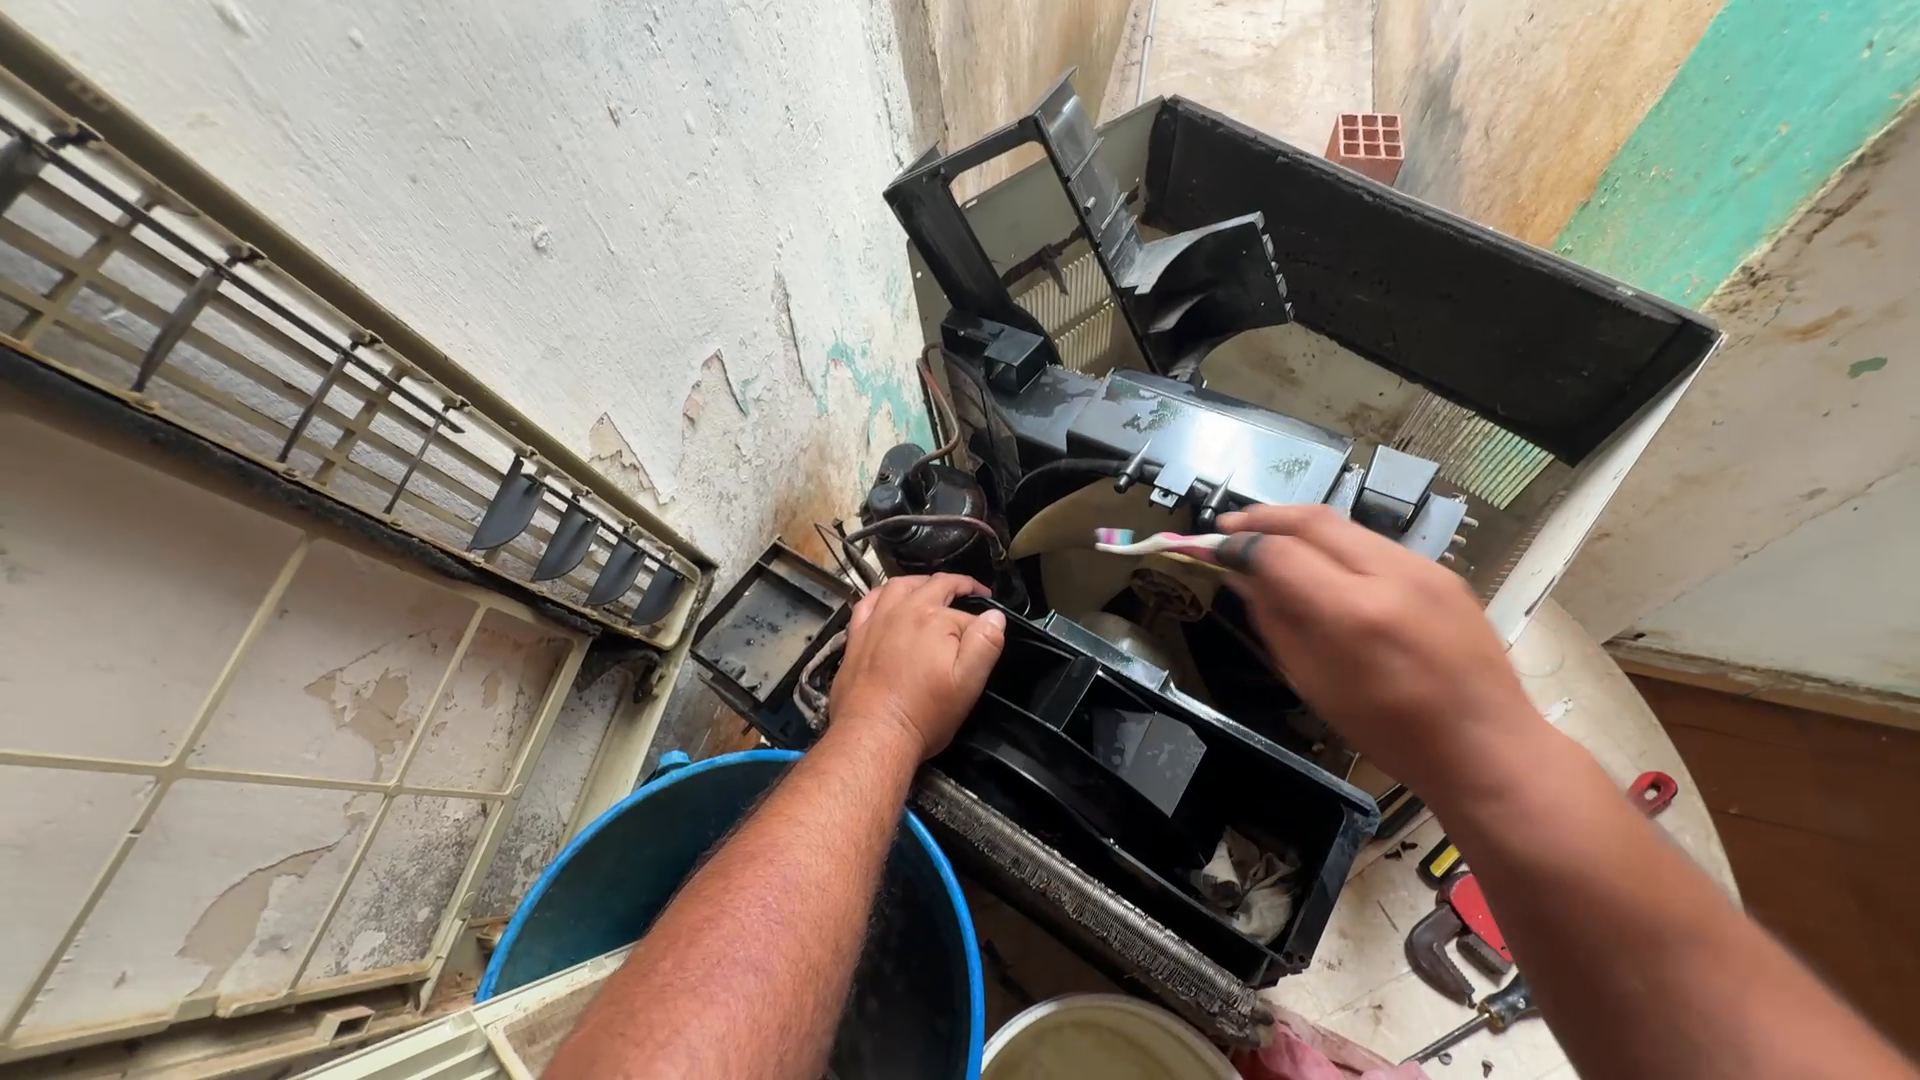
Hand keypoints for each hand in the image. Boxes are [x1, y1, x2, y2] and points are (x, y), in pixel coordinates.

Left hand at [828, 574, 1007, 761]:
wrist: (874, 733)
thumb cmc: (923, 712)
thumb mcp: (968, 682)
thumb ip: (985, 644)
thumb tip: (994, 616)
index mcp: (934, 619)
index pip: (966, 613)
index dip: (981, 622)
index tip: (988, 627)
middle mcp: (903, 611)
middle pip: (933, 586)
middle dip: (955, 585)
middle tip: (968, 590)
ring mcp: (876, 622)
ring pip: (899, 586)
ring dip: (919, 582)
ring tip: (930, 588)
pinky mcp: (857, 636)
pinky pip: (867, 602)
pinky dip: (881, 594)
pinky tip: (887, 600)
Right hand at [1216, 505, 1539, 797]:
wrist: (1488, 747)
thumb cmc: (1391, 732)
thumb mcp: (1314, 682)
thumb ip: (1275, 621)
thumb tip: (1242, 578)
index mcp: (1356, 614)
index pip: (1279, 553)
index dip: (1236, 546)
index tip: (1209, 550)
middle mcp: (1392, 576)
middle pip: (1312, 520)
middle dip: (1261, 517)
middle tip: (1225, 526)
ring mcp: (1424, 569)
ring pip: (1344, 525)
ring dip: (1296, 524)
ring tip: (1263, 535)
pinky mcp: (1443, 572)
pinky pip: (1373, 544)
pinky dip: (1333, 543)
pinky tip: (1315, 560)